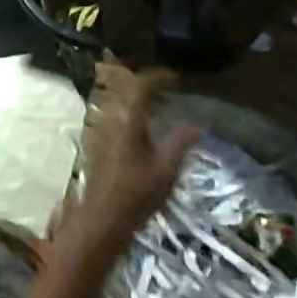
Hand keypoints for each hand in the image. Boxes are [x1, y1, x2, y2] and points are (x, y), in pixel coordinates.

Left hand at [63, 61, 199, 252]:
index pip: (141, 86)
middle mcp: (111, 119)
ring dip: (141, 100)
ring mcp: (102, 130)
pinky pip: (118, 116)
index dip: (158, 77)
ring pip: (122, 103)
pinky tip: (147, 127)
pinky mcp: (99, 142)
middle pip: (128, 90)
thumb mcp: (165, 170)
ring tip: (163, 106)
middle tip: (171, 90)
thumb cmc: (136, 196)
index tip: (176, 77)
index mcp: (128, 120)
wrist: (102, 220)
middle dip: (150, 86)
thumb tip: (196, 125)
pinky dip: (133, 113)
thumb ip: (180, 144)